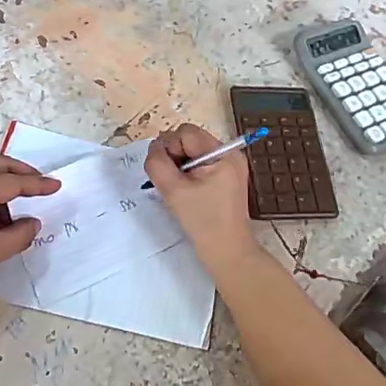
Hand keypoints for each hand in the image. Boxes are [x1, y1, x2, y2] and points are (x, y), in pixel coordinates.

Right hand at [144, 124, 253, 263]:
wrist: (228, 252)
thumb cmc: (203, 222)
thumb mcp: (173, 191)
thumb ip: (158, 163)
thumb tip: (154, 147)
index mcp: (222, 153)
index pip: (186, 132)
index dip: (170, 148)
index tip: (169, 173)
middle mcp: (230, 154)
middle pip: (191, 140)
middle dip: (176, 157)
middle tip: (173, 182)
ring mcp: (231, 166)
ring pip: (194, 152)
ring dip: (181, 166)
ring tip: (181, 189)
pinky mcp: (228, 177)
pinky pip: (202, 164)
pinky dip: (190, 174)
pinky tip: (190, 193)